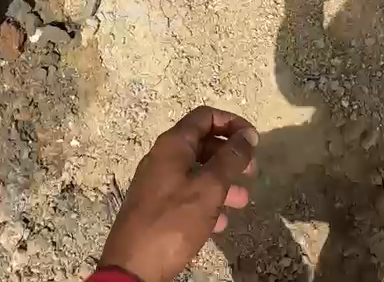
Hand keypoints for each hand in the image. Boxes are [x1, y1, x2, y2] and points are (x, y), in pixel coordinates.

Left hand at [100, 107, 258, 281]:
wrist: (130, 270)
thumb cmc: (173, 222)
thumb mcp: (209, 188)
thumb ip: (230, 159)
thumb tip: (249, 135)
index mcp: (173, 144)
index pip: (206, 116)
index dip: (233, 123)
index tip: (253, 141)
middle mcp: (162, 157)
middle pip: (202, 143)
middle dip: (230, 155)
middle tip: (252, 171)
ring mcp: (156, 183)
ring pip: (196, 171)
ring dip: (222, 181)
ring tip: (242, 201)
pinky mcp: (154, 208)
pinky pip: (186, 194)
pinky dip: (206, 201)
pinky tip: (220, 222)